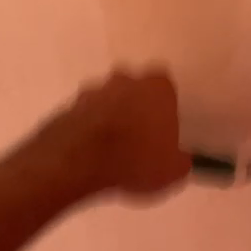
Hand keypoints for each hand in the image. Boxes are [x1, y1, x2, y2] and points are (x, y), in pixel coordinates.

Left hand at [38, 68, 190, 199]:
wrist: (80, 160)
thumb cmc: (136, 160)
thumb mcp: (172, 171)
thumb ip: (179, 160)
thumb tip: (180, 159)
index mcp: (157, 87)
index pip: (166, 88)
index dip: (165, 108)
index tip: (163, 130)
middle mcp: (126, 79)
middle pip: (135, 88)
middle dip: (136, 107)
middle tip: (139, 138)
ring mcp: (95, 89)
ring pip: (109, 100)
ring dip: (111, 117)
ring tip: (113, 150)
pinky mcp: (70, 105)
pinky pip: (87, 114)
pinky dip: (90, 128)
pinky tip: (92, 153)